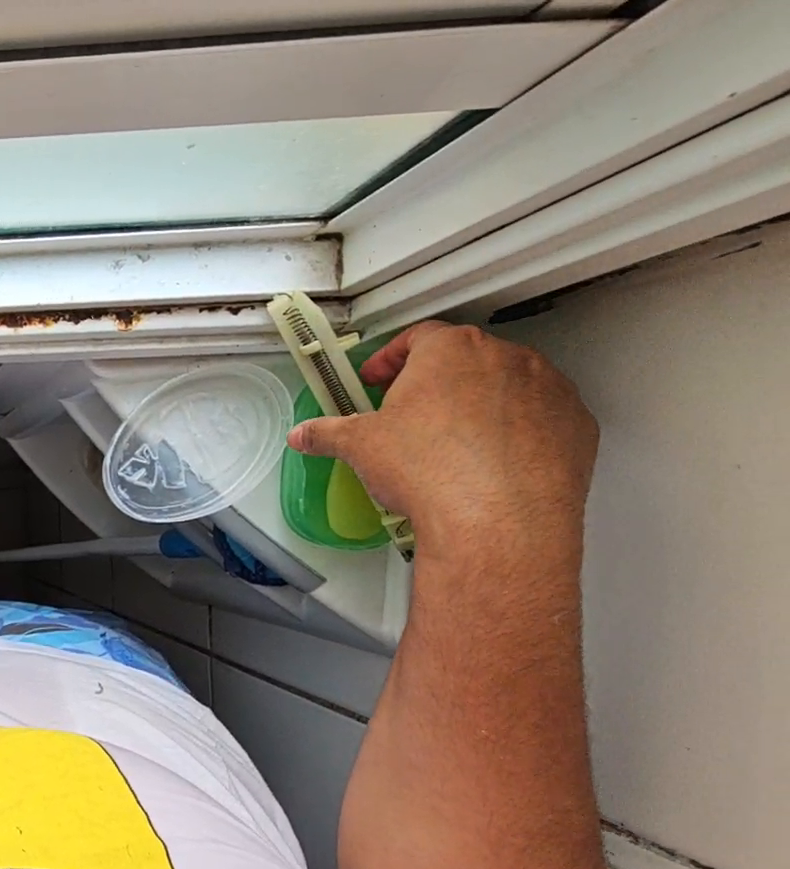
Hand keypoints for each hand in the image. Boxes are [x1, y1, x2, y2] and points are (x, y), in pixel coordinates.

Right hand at [286, 321, 597, 543]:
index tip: (376, 378)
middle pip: (462, 358)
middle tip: (407, 412)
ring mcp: (547, 389)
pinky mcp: (574, 425)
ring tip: (447, 442)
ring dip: (476, 404)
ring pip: (504, 386)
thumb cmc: (430, 469)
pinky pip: (538, 418)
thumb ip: (327, 432)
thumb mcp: (357, 446)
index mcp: (449, 351)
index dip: (390, 357)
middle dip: (433, 381)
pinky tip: (486, 462)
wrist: (495, 518)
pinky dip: (513, 431)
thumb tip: (306, 435)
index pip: (417, 336)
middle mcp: (505, 359)